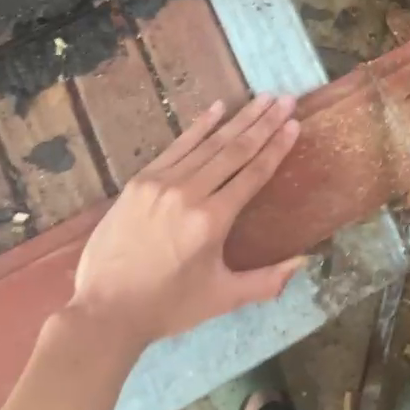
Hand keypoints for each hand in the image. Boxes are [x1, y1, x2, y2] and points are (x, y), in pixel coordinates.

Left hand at [67, 95, 304, 345]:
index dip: (276, 147)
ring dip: (238, 118)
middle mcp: (189, 194)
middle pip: (235, 150)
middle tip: (286, 99)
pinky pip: (177, 146)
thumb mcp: (222, 298)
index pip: (253, 174)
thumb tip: (305, 261)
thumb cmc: (168, 306)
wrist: (104, 312)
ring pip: (209, 143)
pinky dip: (199, 126)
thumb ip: (266, 281)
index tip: (294, 124)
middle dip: (264, 123)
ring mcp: (162, 183)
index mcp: (212, 221)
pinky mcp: (141, 181)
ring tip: (262, 98)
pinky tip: (218, 107)